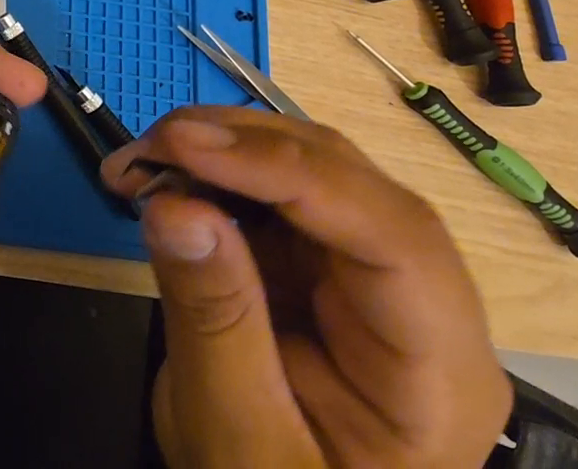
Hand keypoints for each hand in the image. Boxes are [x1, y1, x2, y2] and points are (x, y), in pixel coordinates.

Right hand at [102, 106, 511, 468]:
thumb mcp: (234, 432)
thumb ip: (212, 319)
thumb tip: (174, 205)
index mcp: (437, 369)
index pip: (392, 238)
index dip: (290, 174)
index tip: (184, 145)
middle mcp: (420, 306)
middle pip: (356, 190)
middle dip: (246, 148)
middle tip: (148, 148)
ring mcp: (368, 279)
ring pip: (313, 174)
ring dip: (222, 151)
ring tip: (140, 163)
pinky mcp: (317, 266)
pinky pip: (272, 196)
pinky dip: (212, 174)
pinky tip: (162, 180)